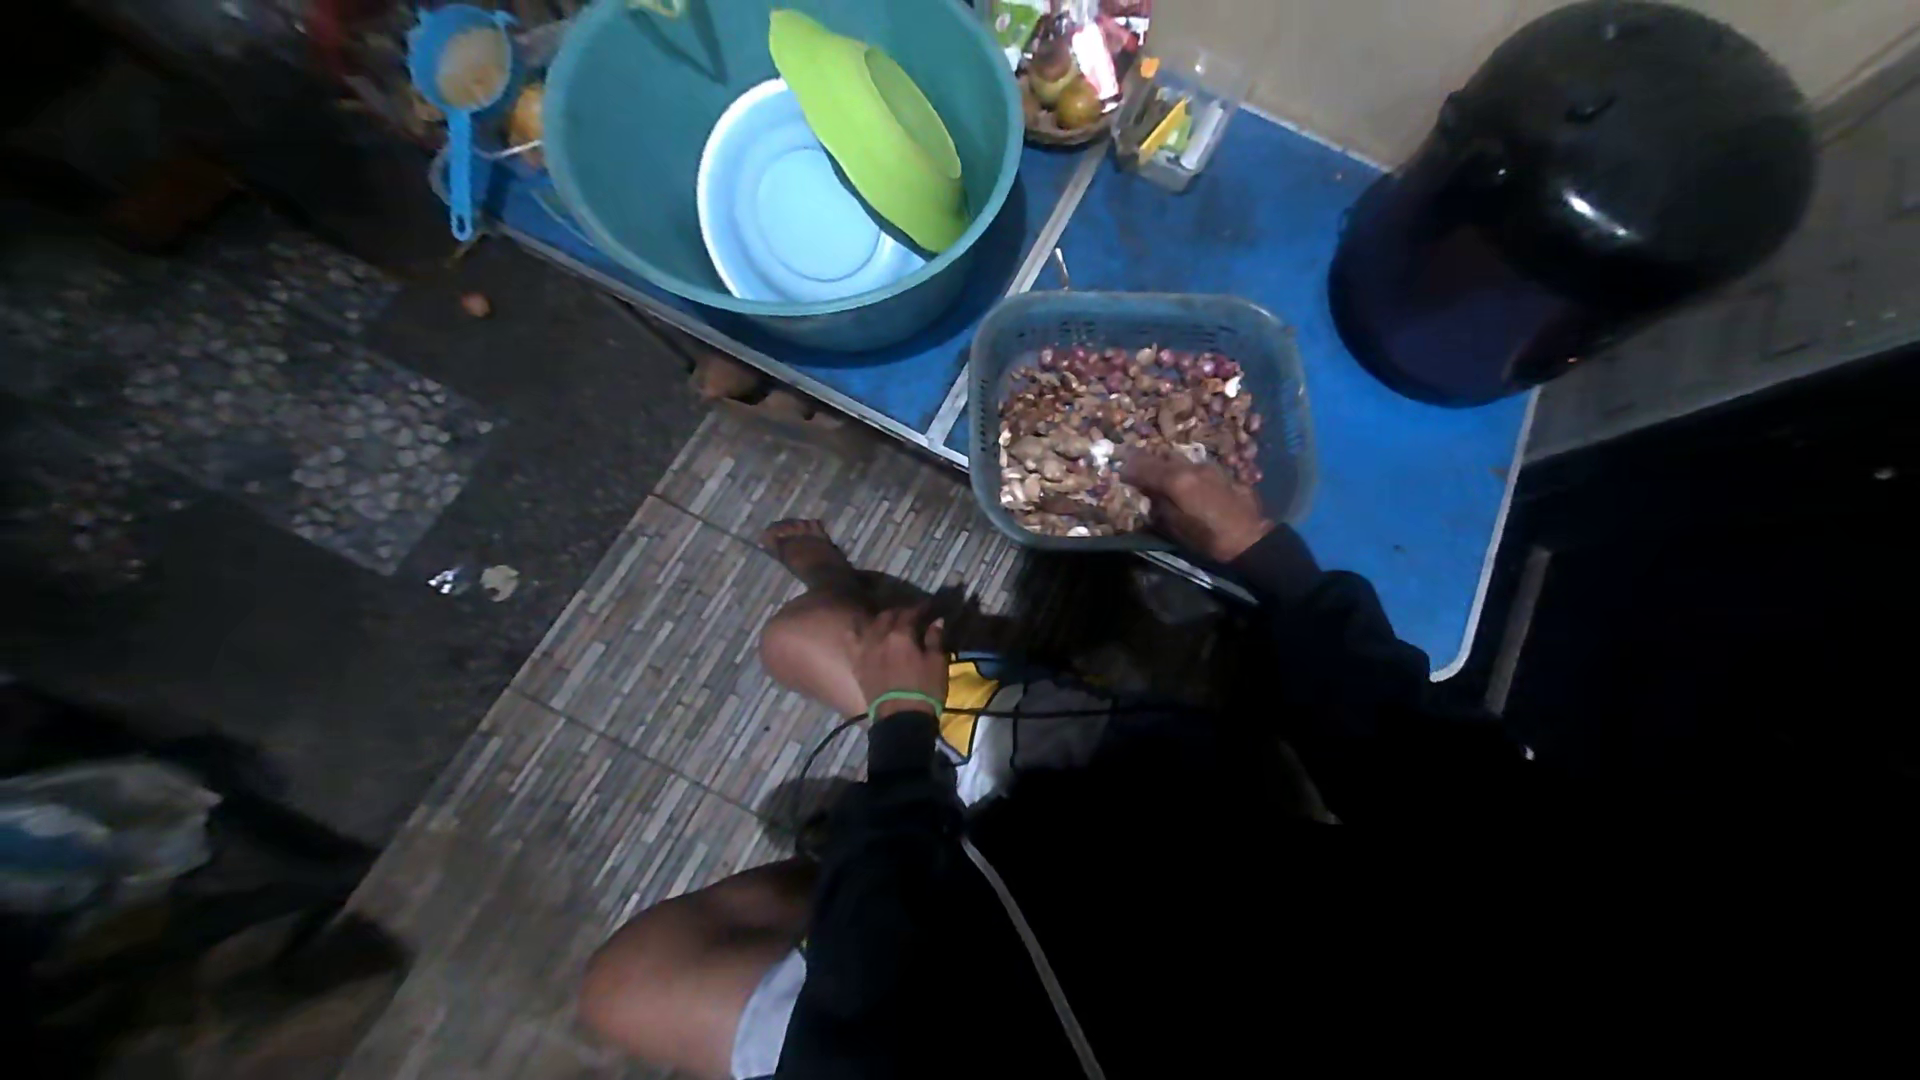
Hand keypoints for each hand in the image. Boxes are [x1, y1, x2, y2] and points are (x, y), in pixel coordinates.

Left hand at [851, 606, 947, 719]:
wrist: (901, 720)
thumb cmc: (924, 691)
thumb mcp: (937, 663)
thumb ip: (935, 639)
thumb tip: (937, 620)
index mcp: (900, 635)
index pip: (909, 613)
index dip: (920, 608)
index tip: (928, 607)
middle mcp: (879, 637)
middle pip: (887, 616)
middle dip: (899, 612)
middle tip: (910, 614)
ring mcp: (865, 650)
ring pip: (869, 625)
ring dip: (880, 620)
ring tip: (888, 622)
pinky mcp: (857, 664)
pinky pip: (854, 641)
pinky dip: (859, 632)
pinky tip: (864, 632)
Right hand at [1122, 450, 1273, 562]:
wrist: (1250, 538)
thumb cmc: (1208, 538)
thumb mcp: (1175, 527)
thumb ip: (1159, 505)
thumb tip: (1149, 494)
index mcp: (1177, 480)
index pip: (1144, 468)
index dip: (1129, 469)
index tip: (1119, 471)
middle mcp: (1191, 467)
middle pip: (1162, 456)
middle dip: (1146, 461)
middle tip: (1135, 467)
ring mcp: (1209, 467)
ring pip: (1179, 458)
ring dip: (1166, 463)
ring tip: (1158, 473)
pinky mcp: (1222, 472)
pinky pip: (1194, 465)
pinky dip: (1183, 469)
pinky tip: (1184, 479)